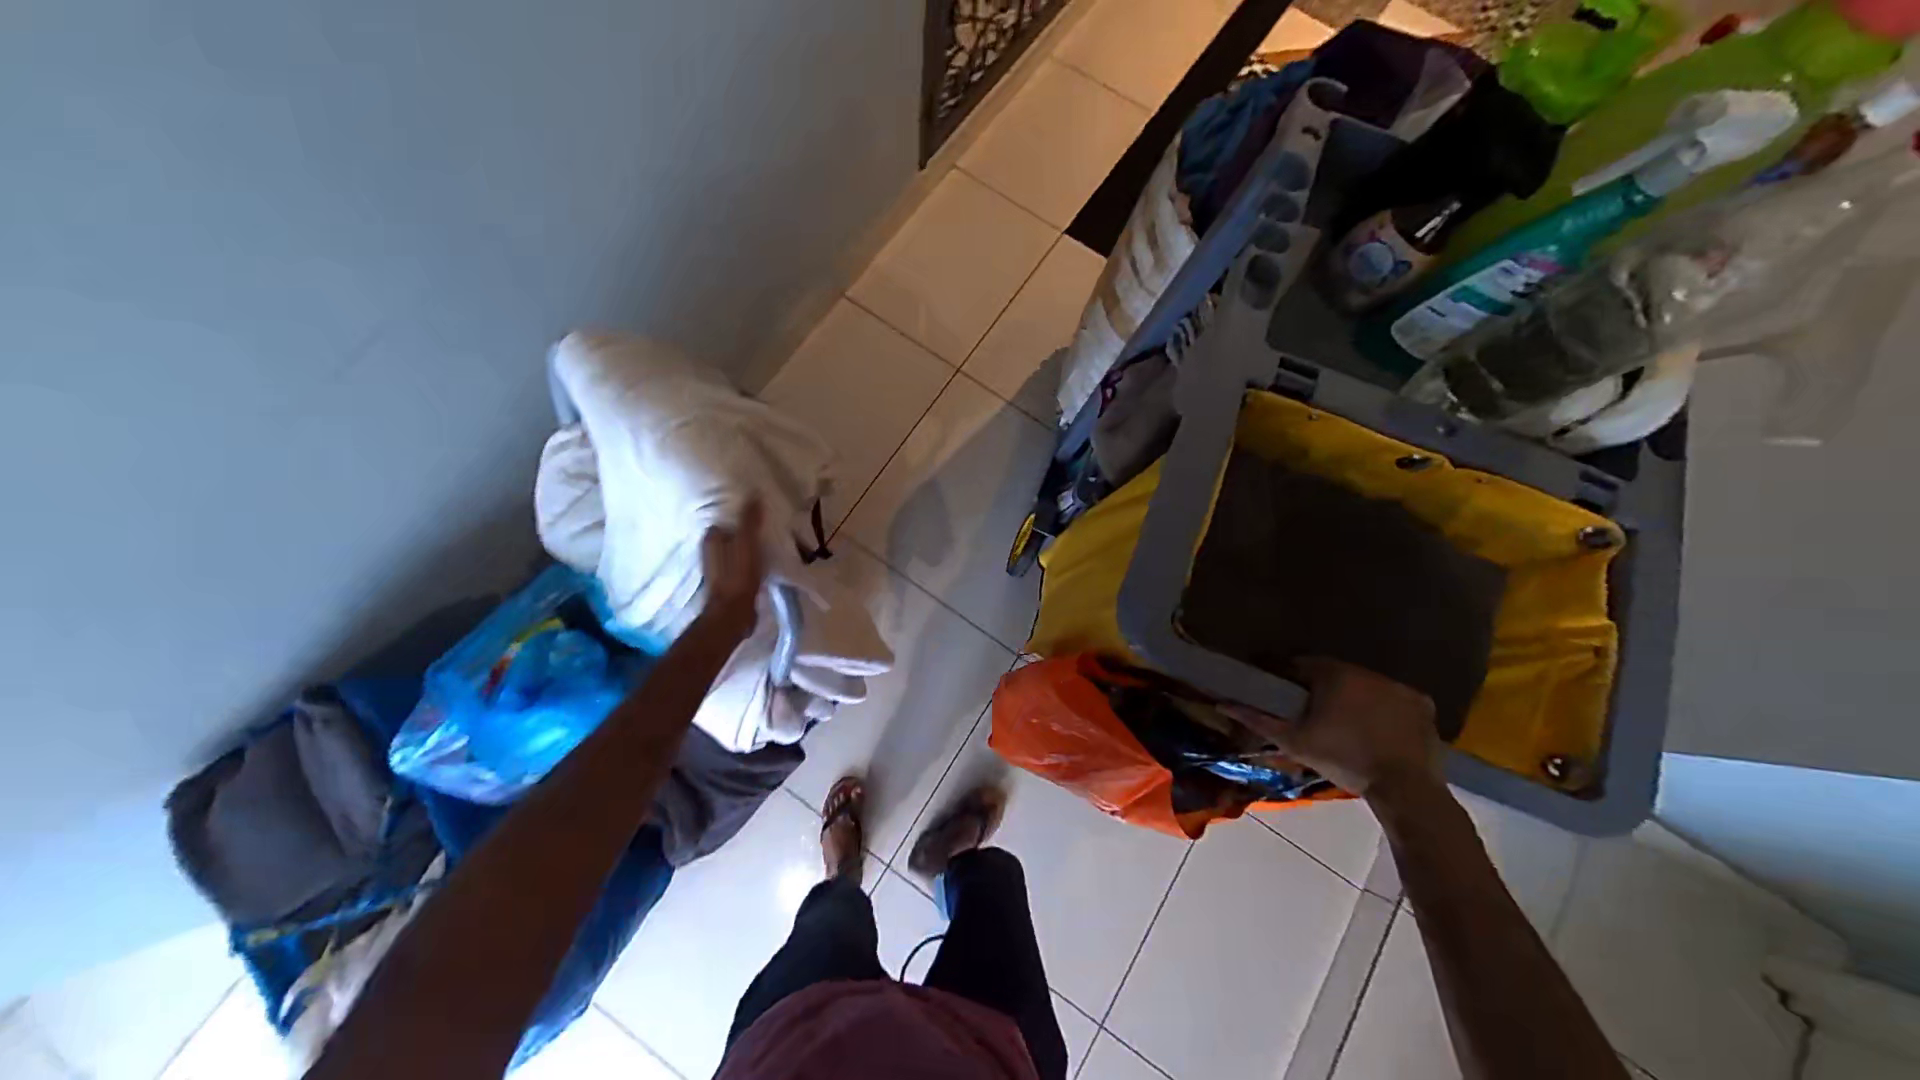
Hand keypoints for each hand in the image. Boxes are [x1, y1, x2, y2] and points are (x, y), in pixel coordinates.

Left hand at [698, 497, 765, 639]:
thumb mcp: (747, 542)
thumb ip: (750, 518)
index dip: (743, 514)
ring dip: (753, 547)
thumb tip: (754, 492)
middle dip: (749, 531)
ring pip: (739, 550)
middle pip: (733, 534)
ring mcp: (720, 569)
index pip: (727, 518)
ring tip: (773, 542)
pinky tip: (768, 562)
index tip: (762, 512)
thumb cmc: (738, 574)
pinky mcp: (731, 583)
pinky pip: (745, 565)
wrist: (733, 613)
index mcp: (711, 538)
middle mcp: (711, 551)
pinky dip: (754, 562)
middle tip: (771, 526)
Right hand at [1221, 657, 1441, 802]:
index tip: (1284, 694)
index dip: (1289, 678)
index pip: (1301, 664)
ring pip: (1365, 686)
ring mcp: (1398, 686)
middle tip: (1313, 713)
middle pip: (1335, 674)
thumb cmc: (1342, 759)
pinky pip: (1395, 700)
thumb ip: (1259, 720)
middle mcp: (1366, 672)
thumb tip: (1224, 704)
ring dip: (1354, 697)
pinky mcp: (1422, 704)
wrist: (1403, 788)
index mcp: (1333, 674)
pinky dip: (1386, 710)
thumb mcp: (1294, 742)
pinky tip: (1378, 731)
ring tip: (1347, 724)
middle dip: (1323, 688)